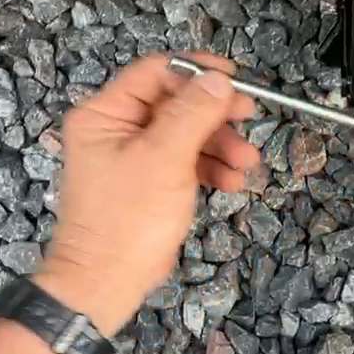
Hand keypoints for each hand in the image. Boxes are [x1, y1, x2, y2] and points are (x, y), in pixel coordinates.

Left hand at [35, 53, 258, 335]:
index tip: (234, 78)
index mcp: (105, 114)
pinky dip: (211, 168)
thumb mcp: (163, 159)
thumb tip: (219, 79)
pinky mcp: (150, 181)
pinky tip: (232, 181)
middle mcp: (116, 129)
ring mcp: (134, 156)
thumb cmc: (125, 222)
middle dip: (215, 114)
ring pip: (186, 133)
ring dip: (220, 144)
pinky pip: (186, 161)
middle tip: (248, 115)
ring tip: (247, 162)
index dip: (197, 71)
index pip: (155, 73)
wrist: (107, 282)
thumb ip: (192, 114)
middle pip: (176, 103)